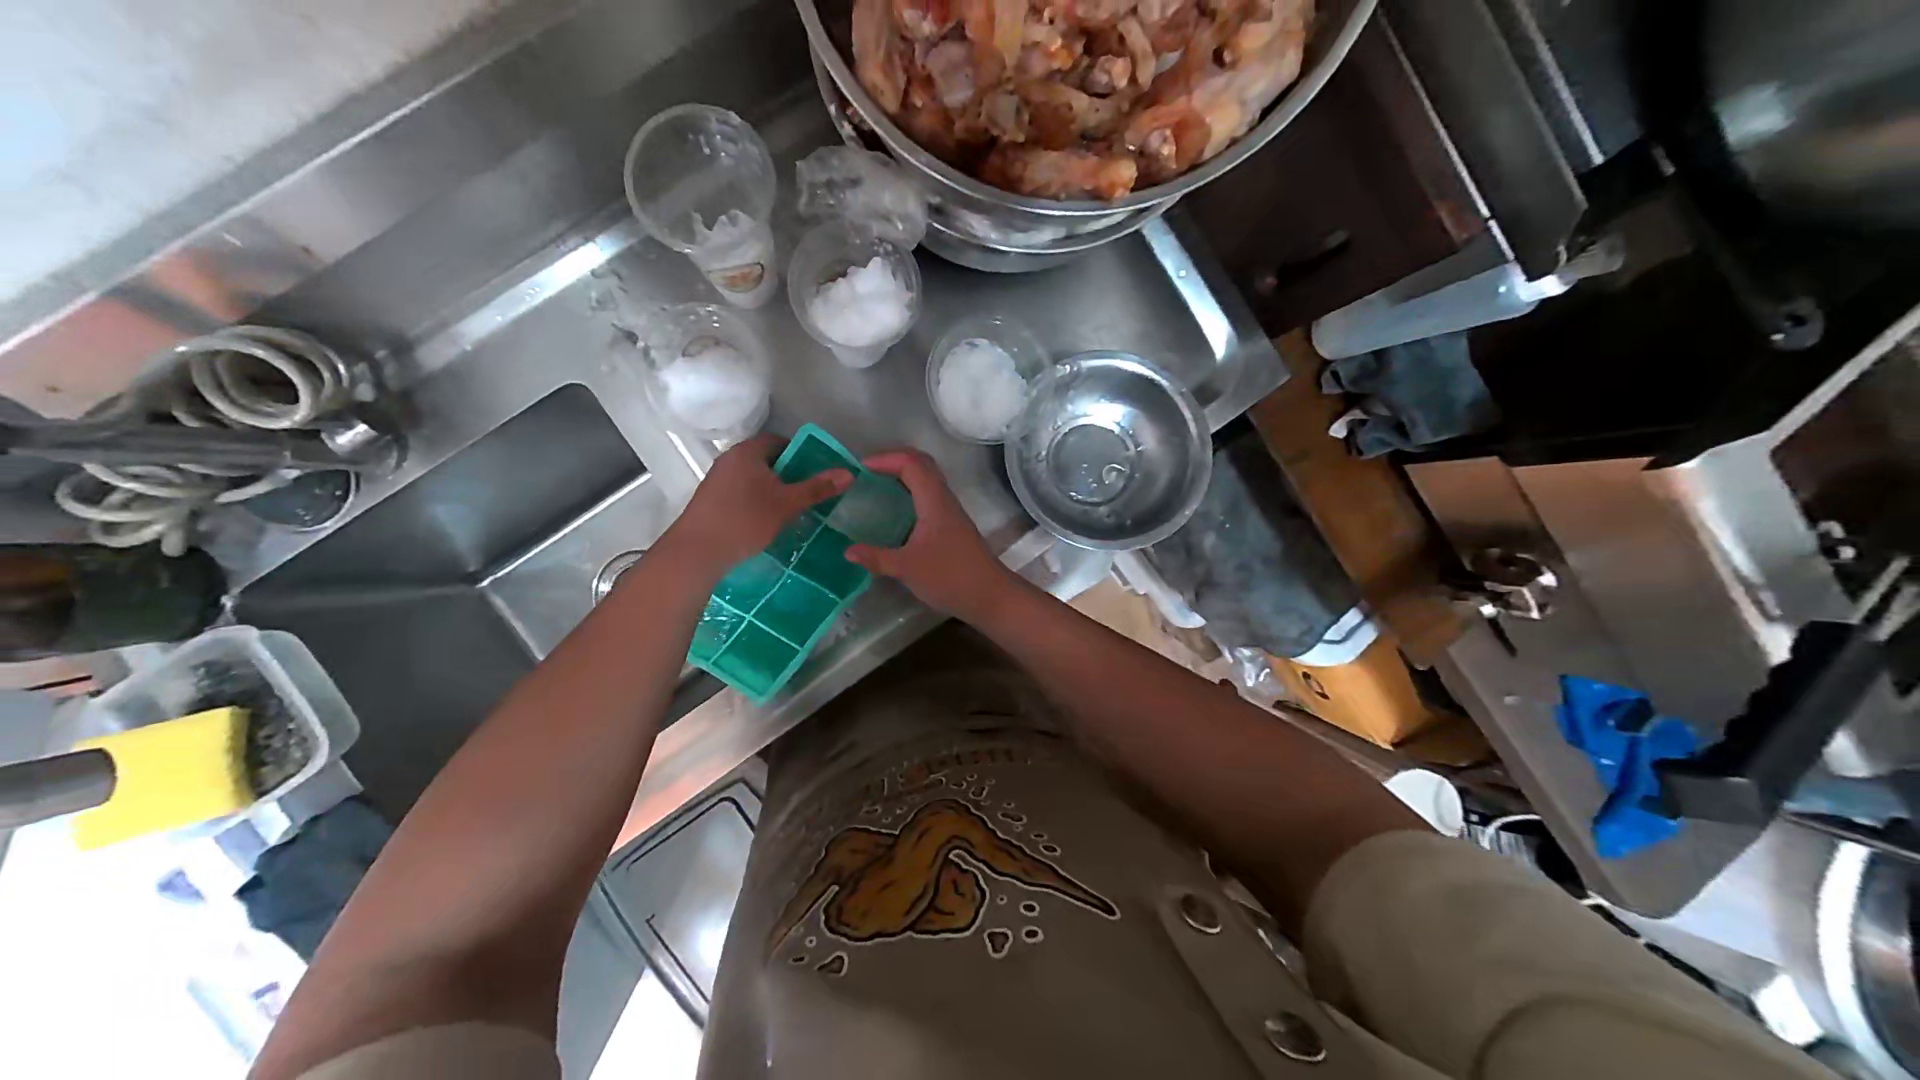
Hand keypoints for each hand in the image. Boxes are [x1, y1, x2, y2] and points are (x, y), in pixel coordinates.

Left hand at [662, 434, 850, 580]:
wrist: (698, 551)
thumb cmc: (746, 520)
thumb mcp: (787, 504)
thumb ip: (817, 488)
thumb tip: (849, 473)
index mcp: (747, 451)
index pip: (778, 440)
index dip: (799, 453)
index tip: (815, 472)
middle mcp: (729, 459)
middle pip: (766, 459)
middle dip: (788, 474)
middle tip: (807, 493)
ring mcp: (717, 479)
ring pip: (753, 478)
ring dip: (771, 489)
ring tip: (790, 509)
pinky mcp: (710, 500)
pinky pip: (741, 492)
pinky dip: (756, 500)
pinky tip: (765, 521)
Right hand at [844, 449, 1018, 620]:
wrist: (990, 595)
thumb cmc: (950, 578)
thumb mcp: (907, 569)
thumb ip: (876, 558)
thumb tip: (848, 551)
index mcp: (934, 502)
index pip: (911, 463)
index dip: (885, 459)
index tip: (860, 468)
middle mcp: (944, 500)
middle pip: (922, 463)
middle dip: (894, 460)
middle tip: (867, 472)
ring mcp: (950, 512)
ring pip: (928, 479)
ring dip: (903, 474)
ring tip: (876, 486)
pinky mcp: (952, 525)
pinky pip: (929, 495)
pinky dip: (910, 491)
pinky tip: (895, 511)